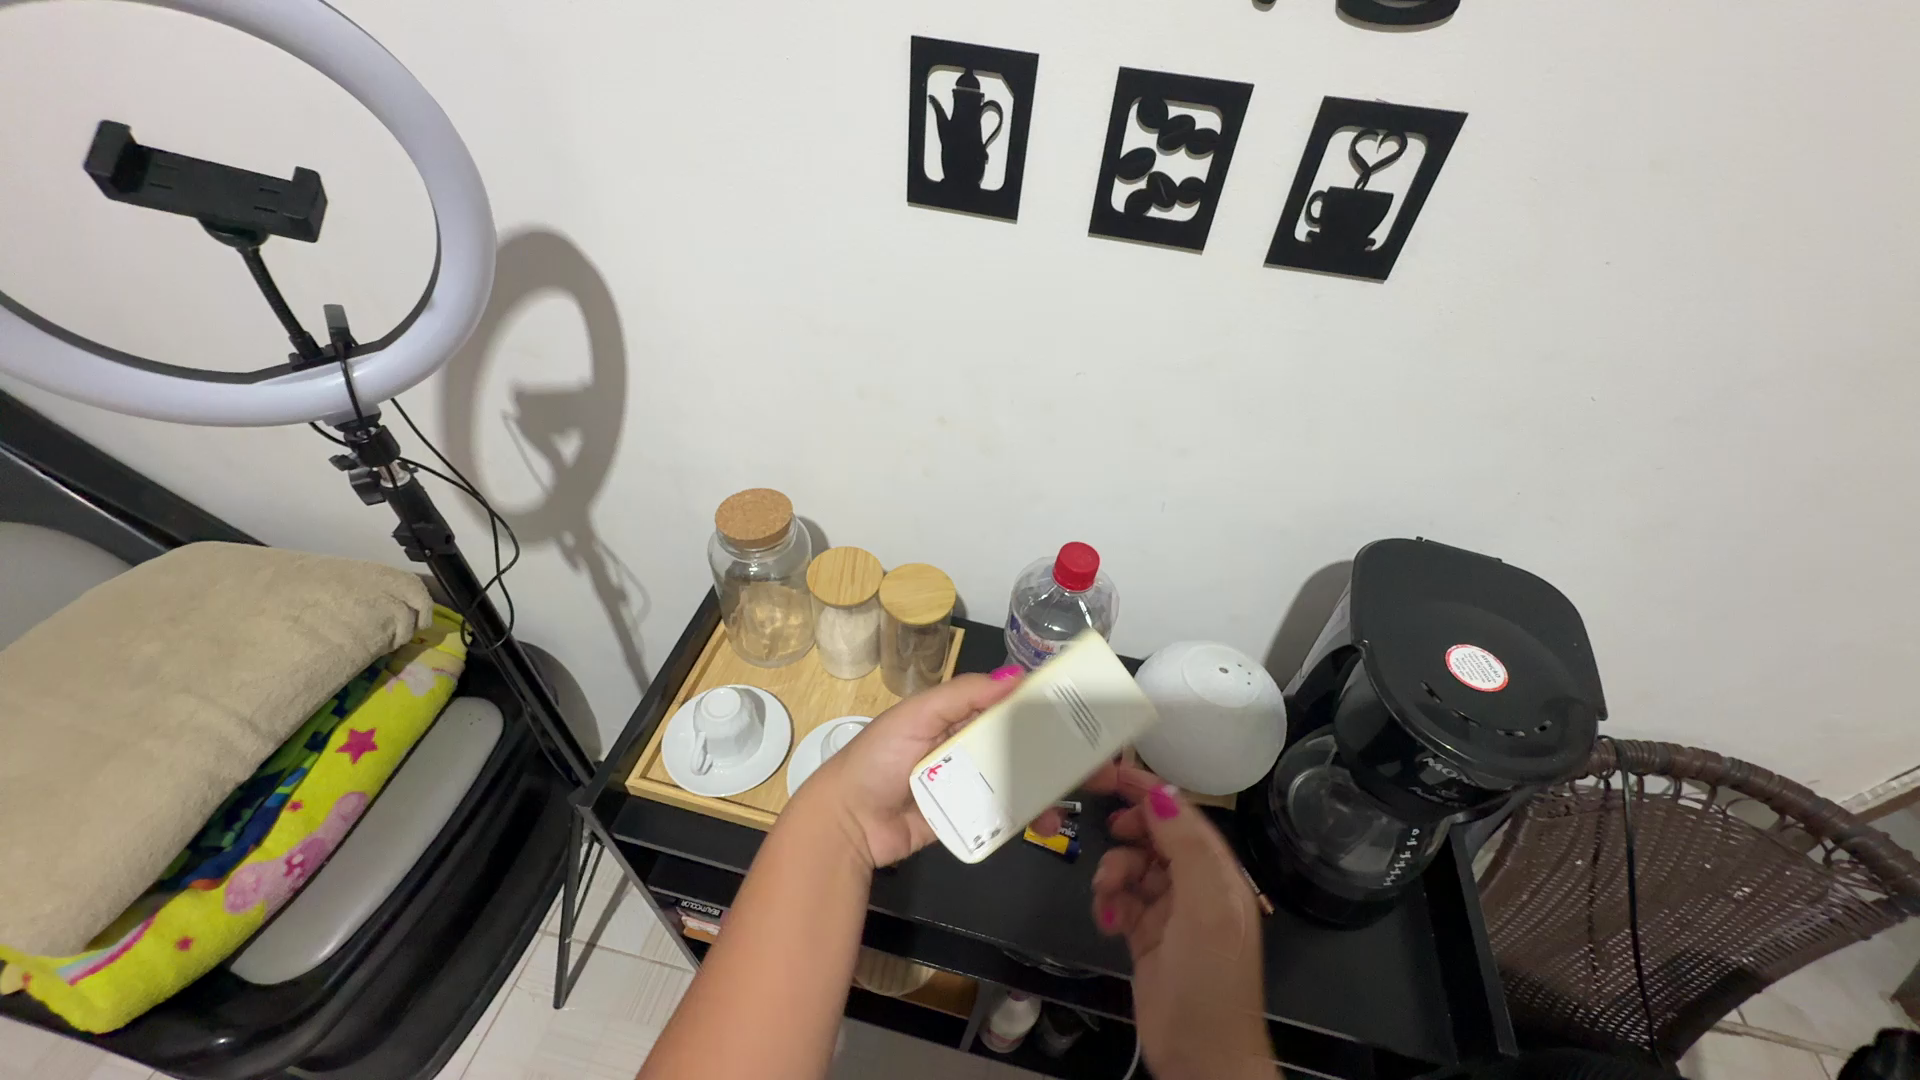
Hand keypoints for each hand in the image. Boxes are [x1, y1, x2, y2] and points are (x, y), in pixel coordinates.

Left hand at [796, 666, 1074, 868]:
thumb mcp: (917, 715)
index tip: (1080, 710)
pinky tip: (1047, 823)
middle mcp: (965, 747)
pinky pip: (1004, 813)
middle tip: (1097, 761)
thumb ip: (963, 695)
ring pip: (1019, 780)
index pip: (1005, 705)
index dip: (1041, 707)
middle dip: (1058, 752)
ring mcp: (968, 784)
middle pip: (1020, 745)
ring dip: (1048, 787)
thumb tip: (1017, 677)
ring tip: (1076, 795)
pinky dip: (1029, 817)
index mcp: (954, 716)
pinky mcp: (967, 818)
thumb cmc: (879, 759)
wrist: (847, 821)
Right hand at [1094, 770, 1276, 1079]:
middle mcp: (1196, 885)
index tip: (1111, 773)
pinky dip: (1109, 900)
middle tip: (1108, 831)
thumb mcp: (1204, 908)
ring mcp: (1170, 910)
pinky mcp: (1145, 933)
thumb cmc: (1209, 981)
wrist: (1200, 1060)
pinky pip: (1121, 898)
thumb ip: (1186, 847)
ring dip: (1115, 871)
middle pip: (1155, 835)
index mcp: (1218, 873)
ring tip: (1106, 892)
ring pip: (1133, 865)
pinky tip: (1106, 918)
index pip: (1182, 814)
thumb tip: (1161, 793)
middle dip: (1129, 831)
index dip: (1149, 790)